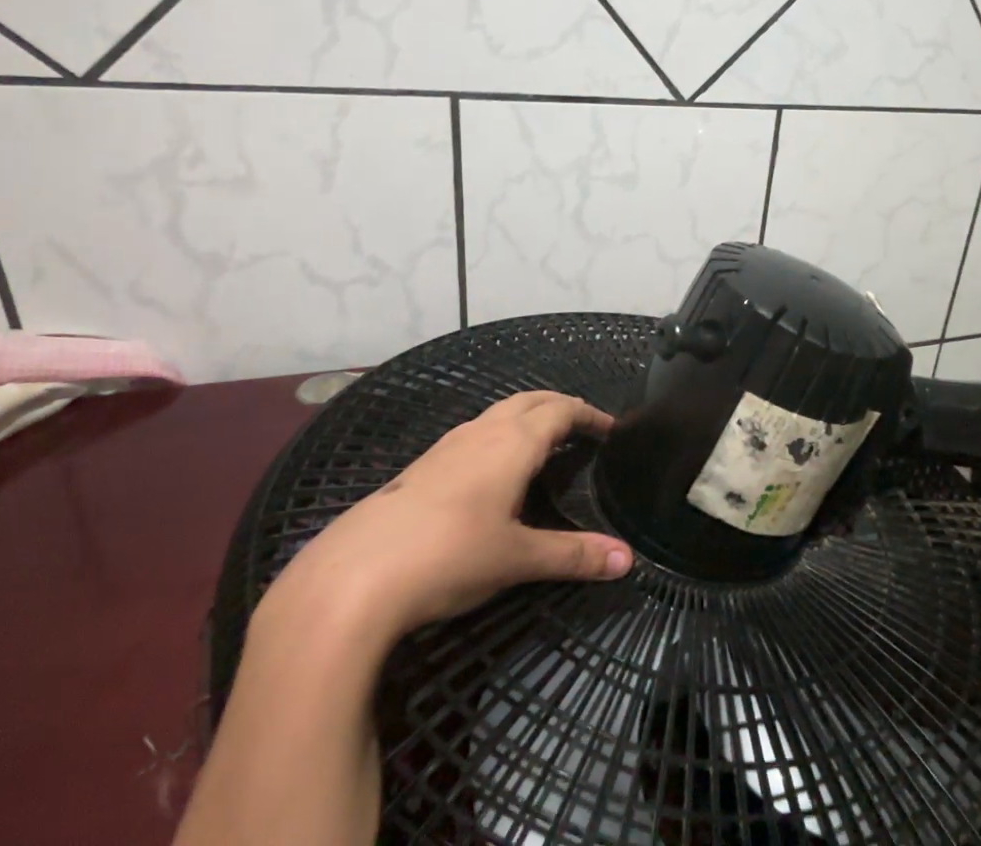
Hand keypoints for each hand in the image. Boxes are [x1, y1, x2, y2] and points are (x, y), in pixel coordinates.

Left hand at [256, 391, 634, 653]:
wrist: (353, 578)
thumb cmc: (449, 557)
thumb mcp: (519, 559)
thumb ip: (575, 556)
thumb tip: (627, 560)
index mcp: (510, 444)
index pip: (560, 410)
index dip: (589, 415)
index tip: (612, 430)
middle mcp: (477, 434)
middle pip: (527, 401)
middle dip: (560, 407)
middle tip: (585, 429)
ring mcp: (443, 449)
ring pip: (495, 416)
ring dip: (526, 420)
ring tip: (547, 448)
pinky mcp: (419, 470)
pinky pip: (472, 437)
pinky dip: (499, 439)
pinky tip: (494, 476)